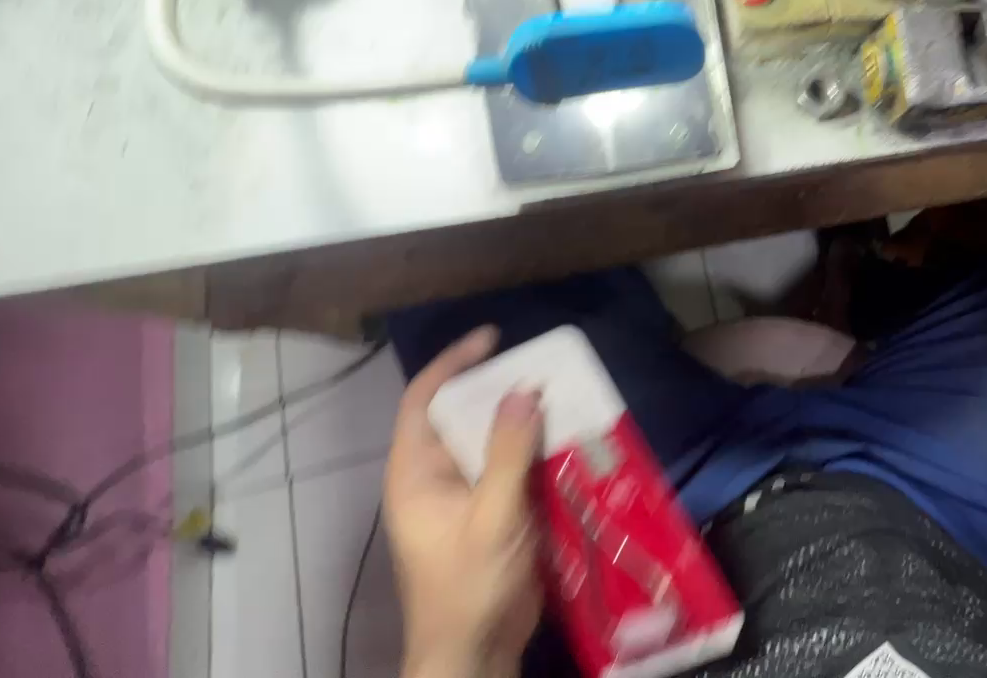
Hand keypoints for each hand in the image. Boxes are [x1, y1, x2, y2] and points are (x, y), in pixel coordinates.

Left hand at [386, 327, 545, 677]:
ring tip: (565, 394)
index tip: (494, 339)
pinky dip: (539, 447)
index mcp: (416, 474)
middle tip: (544, 368)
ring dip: (526, 418)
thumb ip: (507, 454)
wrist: (477, 654)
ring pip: (493, 439)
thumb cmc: (469, 586)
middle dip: (501, 388)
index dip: (454, 364)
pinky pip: (514, 464)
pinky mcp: (494, 510)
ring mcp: (466, 494)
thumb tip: (523, 391)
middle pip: (463, 414)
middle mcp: (438, 476)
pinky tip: (570, 437)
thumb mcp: (490, 518)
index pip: (425, 400)